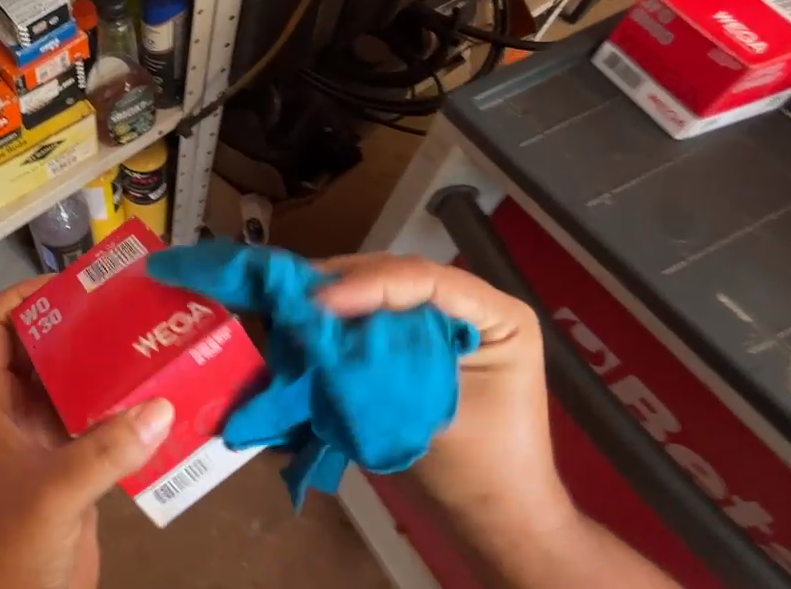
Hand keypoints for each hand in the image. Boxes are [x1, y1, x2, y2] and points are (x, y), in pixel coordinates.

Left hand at [0, 277, 174, 588]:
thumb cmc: (13, 542)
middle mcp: (16, 411)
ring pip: (71, 385)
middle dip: (74, 326)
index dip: (22, 298)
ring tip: (147, 341)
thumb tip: (164, 406)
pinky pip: (97, 424)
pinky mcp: (73, 467)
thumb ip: (105, 450)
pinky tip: (160, 401)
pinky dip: (122, 410)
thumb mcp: (55, 490)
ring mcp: (44, 439)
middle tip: (123, 306)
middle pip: (39, 350)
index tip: (68, 285)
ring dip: (103, 367)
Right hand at [314, 253, 576, 538]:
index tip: (319, 302)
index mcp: (499, 316)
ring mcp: (443, 316)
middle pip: (398, 274)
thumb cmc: (478, 471)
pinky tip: (309, 315)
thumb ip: (379, 364)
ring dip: (336, 291)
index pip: (425, 281)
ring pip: (380, 284)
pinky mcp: (416, 332)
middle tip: (291, 293)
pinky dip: (340, 311)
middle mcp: (471, 304)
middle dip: (344, 282)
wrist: (491, 516)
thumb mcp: (432, 413)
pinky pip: (374, 308)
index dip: (368, 285)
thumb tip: (313, 329)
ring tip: (292, 299)